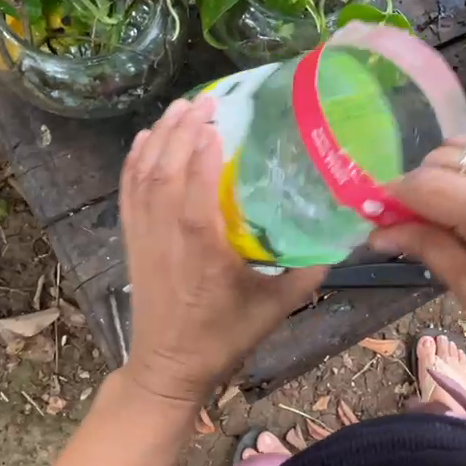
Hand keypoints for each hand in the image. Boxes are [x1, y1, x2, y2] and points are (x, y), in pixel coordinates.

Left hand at [120, 96, 326, 405]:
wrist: (168, 367)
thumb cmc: (224, 336)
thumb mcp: (276, 307)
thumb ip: (307, 271)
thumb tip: (338, 236)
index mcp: (202, 247)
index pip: (195, 186)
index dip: (201, 148)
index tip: (217, 116)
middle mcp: (167, 234)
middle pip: (166, 170)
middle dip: (181, 129)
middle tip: (203, 99)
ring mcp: (144, 235)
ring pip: (145, 175)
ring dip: (159, 137)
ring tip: (179, 107)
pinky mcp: (132, 240)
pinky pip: (128, 191)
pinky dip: (134, 161)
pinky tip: (146, 139)